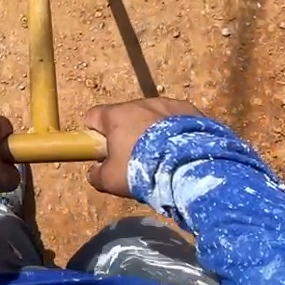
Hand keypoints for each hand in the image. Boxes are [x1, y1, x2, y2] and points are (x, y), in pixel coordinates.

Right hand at [81, 98, 202, 197]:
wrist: (190, 167)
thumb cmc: (144, 170)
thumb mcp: (111, 180)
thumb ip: (97, 174)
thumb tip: (95, 172)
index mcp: (116, 115)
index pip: (94, 116)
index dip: (95, 133)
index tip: (104, 149)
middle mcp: (139, 103)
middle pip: (125, 115)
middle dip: (127, 134)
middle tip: (137, 159)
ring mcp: (166, 103)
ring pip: (152, 116)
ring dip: (152, 131)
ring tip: (164, 157)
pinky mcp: (189, 109)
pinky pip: (175, 118)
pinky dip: (174, 131)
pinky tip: (181, 150)